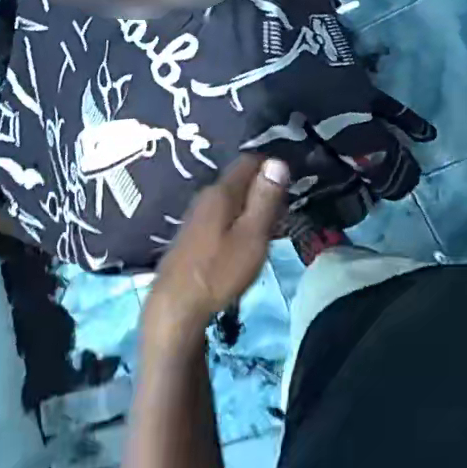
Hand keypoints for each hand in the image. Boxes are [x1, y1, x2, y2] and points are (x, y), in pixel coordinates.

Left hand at [143, 154, 290, 343]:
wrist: (176, 306)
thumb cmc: (219, 271)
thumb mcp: (252, 236)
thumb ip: (265, 199)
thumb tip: (277, 161)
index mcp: (221, 192)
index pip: (249, 161)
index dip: (271, 167)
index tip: (290, 183)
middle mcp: (205, 195)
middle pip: (238, 179)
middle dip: (261, 188)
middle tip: (283, 209)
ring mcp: (195, 214)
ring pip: (229, 198)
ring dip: (248, 206)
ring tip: (268, 226)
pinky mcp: (191, 233)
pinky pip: (219, 214)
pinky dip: (235, 219)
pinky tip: (242, 239)